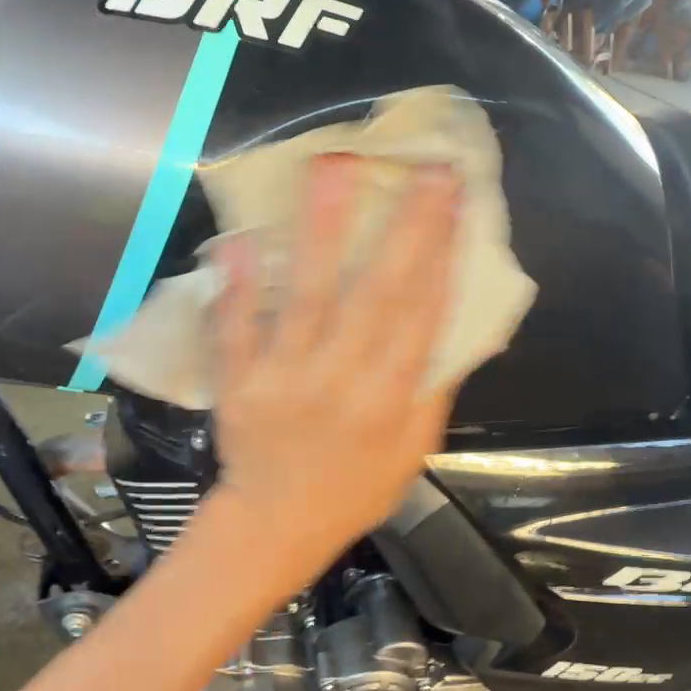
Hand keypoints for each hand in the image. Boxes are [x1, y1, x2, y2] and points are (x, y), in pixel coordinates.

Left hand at [207, 154, 463, 571]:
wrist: (275, 524)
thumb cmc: (351, 489)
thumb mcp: (412, 451)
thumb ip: (431, 388)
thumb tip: (452, 323)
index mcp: (391, 400)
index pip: (424, 314)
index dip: (443, 251)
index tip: (455, 193)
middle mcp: (342, 382)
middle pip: (377, 294)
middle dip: (404, 226)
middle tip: (420, 166)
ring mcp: (284, 379)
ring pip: (307, 298)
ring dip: (321, 232)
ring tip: (331, 170)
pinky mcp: (238, 383)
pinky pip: (235, 329)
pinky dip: (235, 287)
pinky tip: (238, 241)